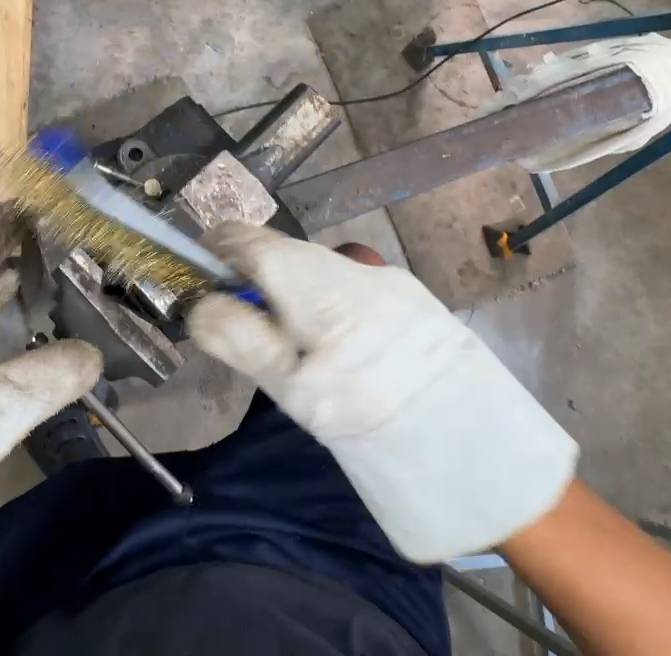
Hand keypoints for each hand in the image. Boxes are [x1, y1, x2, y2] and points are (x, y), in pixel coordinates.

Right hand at [189, 224, 576, 562]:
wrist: (471, 433)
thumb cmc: (367, 412)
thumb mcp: (290, 387)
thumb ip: (240, 338)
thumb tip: (200, 304)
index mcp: (308, 277)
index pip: (241, 237)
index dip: (215, 255)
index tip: (207, 286)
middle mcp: (344, 262)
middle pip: (278, 255)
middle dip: (256, 286)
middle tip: (257, 339)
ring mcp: (380, 276)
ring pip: (313, 273)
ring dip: (293, 299)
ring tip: (303, 353)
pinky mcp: (407, 295)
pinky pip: (348, 290)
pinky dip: (328, 309)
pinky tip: (344, 352)